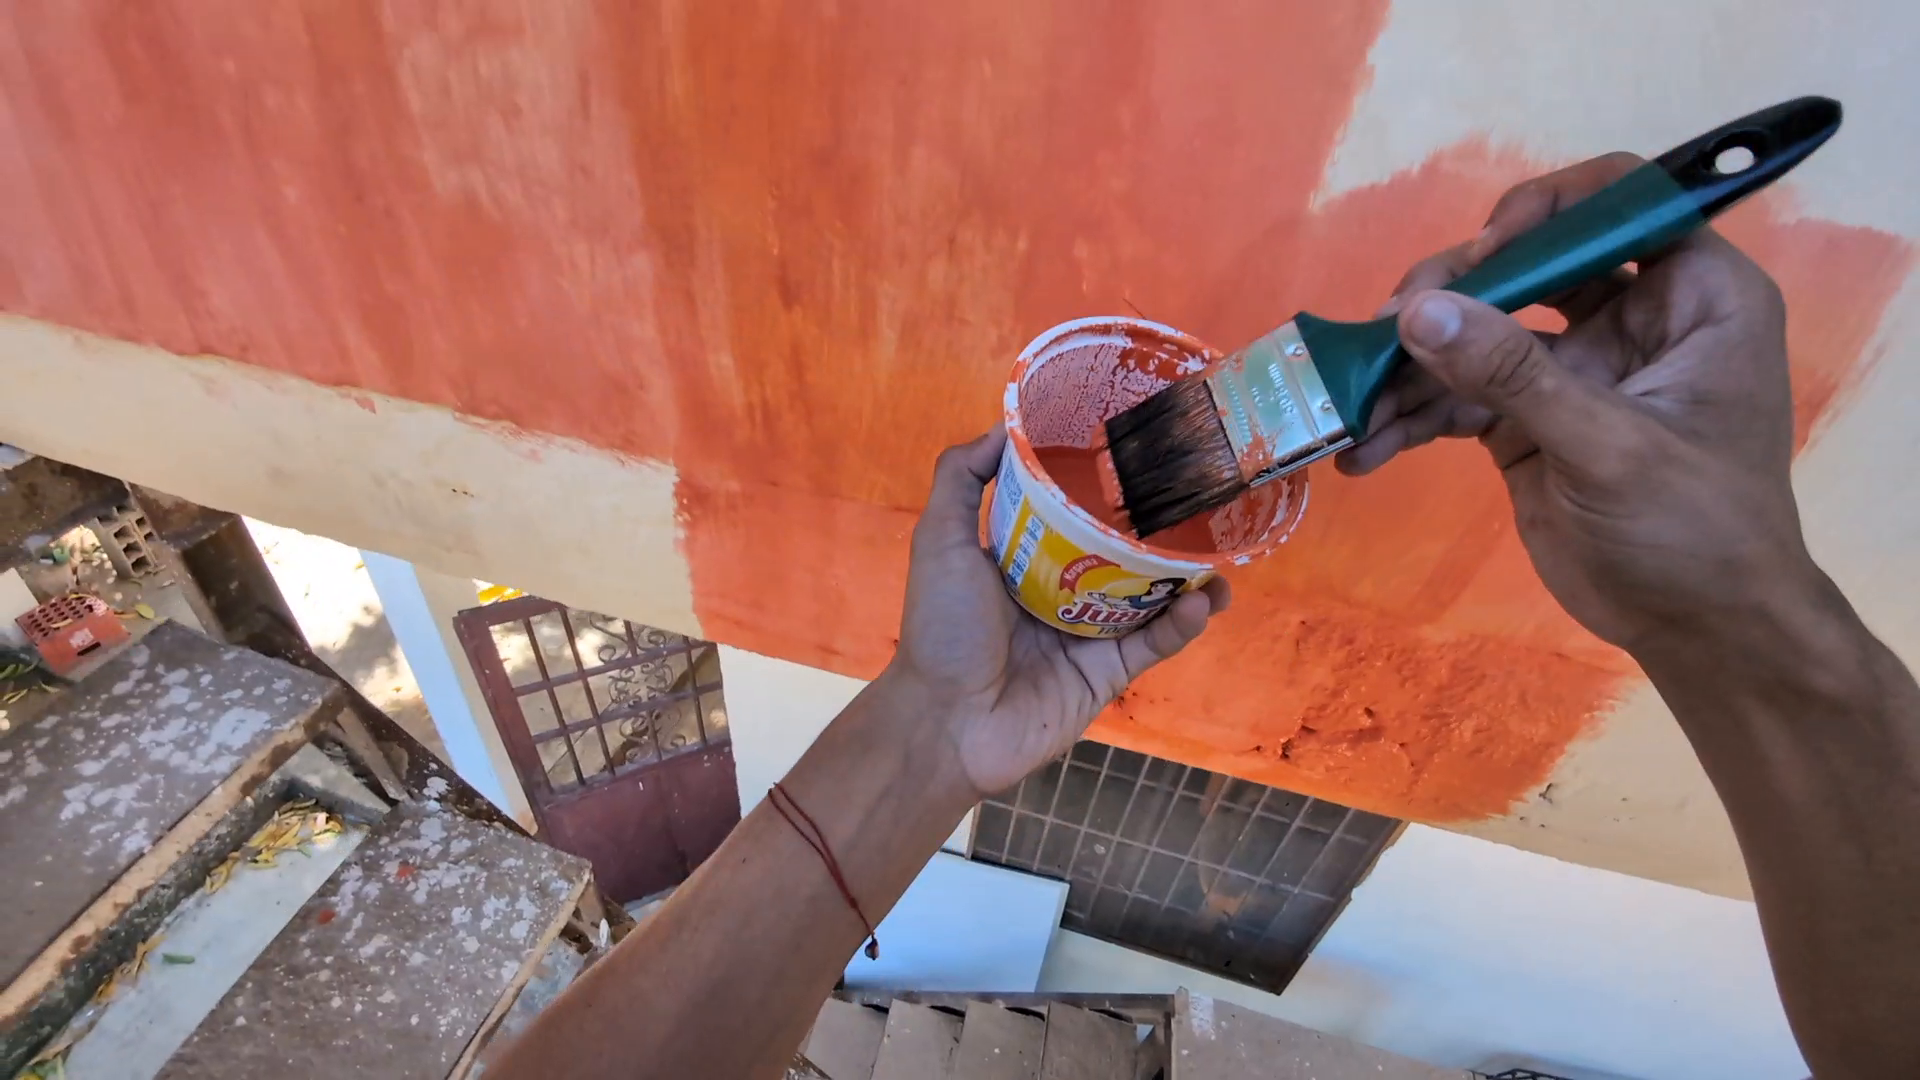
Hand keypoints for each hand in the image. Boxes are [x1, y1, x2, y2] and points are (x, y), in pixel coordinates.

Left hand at [886, 427, 1229, 798]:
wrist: (947, 721)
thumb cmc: (943, 626)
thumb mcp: (941, 539)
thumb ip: (960, 480)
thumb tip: (1003, 426)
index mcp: (1022, 559)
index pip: (1068, 513)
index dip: (1097, 486)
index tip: (1133, 453)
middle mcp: (1058, 592)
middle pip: (1116, 554)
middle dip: (1153, 532)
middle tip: (1193, 501)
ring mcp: (1085, 635)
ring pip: (1146, 599)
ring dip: (1185, 579)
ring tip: (1217, 554)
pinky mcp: (1106, 674)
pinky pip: (1153, 645)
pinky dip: (1181, 625)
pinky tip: (1204, 601)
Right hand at [1336, 154, 1816, 651]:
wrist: (1686, 623)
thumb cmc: (1689, 526)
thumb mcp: (1603, 443)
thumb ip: (1509, 374)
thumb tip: (1414, 313)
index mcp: (1686, 300)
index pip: (1620, 208)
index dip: (1546, 213)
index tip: (1476, 256)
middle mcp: (1620, 323)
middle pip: (1520, 272)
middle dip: (1446, 303)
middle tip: (1382, 334)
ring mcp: (1561, 374)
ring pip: (1470, 343)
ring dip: (1406, 378)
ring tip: (1351, 415)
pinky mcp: (1517, 422)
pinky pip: (1449, 403)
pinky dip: (1406, 425)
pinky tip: (1364, 453)